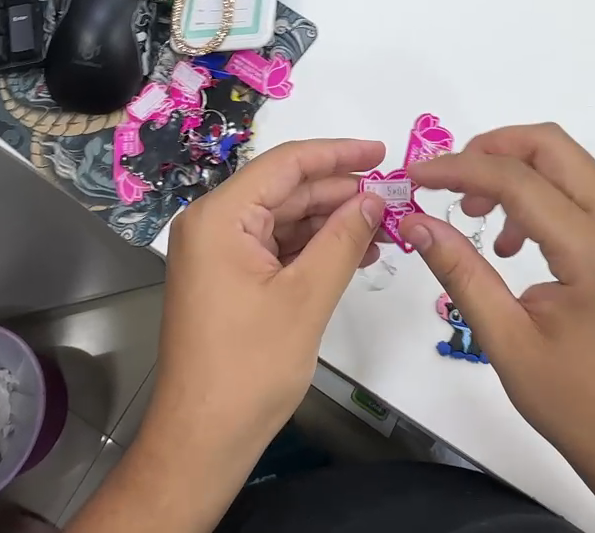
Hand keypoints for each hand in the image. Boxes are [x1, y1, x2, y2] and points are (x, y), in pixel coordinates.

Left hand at [149, 137, 387, 459]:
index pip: (286, 164)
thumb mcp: (306, 297)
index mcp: (220, 216)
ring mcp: (218, 251)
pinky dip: (313, 247)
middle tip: (393, 198)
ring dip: (331, 222)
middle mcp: (213, 223)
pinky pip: (276, 246)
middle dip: (339, 193)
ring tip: (383, 229)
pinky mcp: (227, 276)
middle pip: (285, 190)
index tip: (382, 153)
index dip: (338, 155)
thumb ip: (343, 239)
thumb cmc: (249, 367)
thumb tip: (375, 198)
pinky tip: (353, 253)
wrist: (202, 441)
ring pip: (284, 218)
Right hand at [400, 124, 594, 470]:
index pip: (519, 180)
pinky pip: (573, 189)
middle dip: (491, 148)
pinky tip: (506, 239)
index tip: (416, 175)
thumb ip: (460, 272)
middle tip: (448, 180)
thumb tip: (415, 222)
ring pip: (564, 161)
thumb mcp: (505, 340)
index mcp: (593, 253)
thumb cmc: (574, 401)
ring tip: (472, 213)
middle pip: (552, 145)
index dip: (460, 168)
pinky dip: (532, 192)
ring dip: (512, 168)